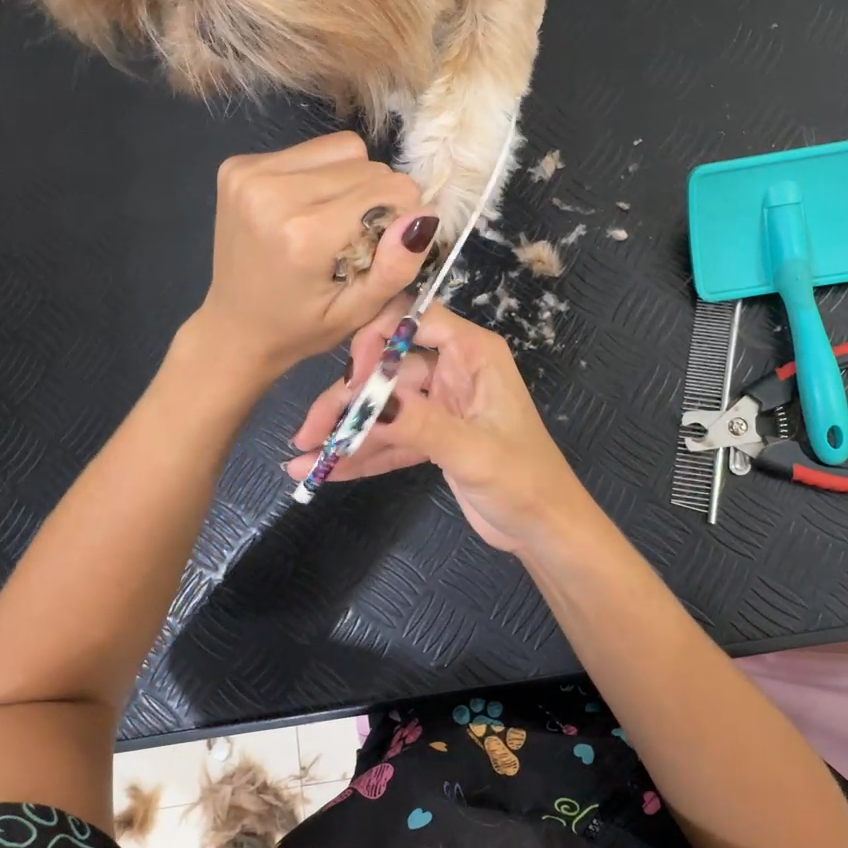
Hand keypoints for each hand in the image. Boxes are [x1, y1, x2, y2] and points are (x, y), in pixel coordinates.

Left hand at [191, 132, 437, 375]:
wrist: (235, 328)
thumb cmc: (301, 328)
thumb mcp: (357, 314)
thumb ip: (394, 268)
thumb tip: (426, 215)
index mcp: (305, 234)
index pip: (391, 189)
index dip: (401, 217)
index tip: (384, 248)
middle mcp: (273, 191)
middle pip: (369, 166)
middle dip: (378, 200)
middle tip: (355, 241)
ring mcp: (251, 173)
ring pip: (344, 149)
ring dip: (353, 181)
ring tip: (332, 222)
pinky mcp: (239, 163)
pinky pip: (312, 150)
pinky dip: (324, 175)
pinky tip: (307, 209)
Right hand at [285, 302, 601, 552]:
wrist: (544, 529)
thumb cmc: (525, 481)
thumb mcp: (473, 451)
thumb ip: (421, 425)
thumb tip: (368, 404)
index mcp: (474, 355)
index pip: (416, 319)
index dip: (379, 338)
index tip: (353, 376)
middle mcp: (454, 371)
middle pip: (388, 368)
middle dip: (348, 399)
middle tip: (309, 431)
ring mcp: (441, 405)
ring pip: (382, 406)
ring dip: (345, 431)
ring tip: (303, 457)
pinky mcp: (432, 438)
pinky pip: (389, 438)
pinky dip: (359, 454)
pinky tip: (321, 471)